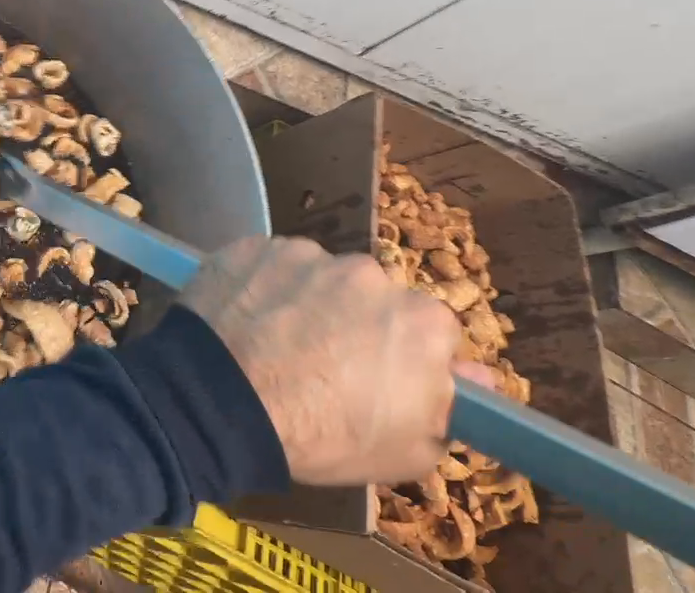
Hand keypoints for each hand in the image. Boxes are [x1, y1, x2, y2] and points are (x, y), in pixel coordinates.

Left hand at [181, 236, 487, 485]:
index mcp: (421, 320)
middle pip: (369, 293)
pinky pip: (267, 263)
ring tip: (272, 337)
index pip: (429, 328)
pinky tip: (242, 315)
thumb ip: (447, 407)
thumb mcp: (407, 449)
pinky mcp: (250, 246)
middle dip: (351, 318)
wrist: (220, 402)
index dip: (402, 352)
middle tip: (318, 356)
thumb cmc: (321, 435)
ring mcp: (303, 254)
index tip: (376, 374)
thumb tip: (474, 375)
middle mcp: (366, 273)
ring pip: (315, 274)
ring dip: (303, 297)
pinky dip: (260, 283)